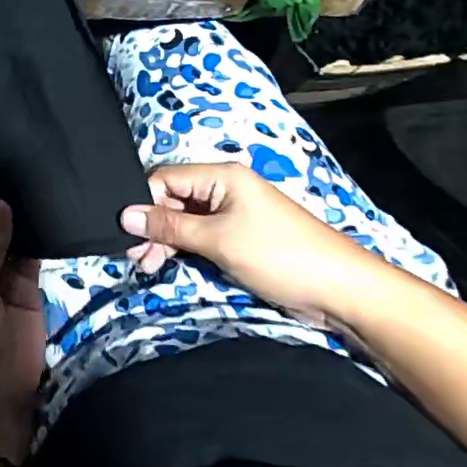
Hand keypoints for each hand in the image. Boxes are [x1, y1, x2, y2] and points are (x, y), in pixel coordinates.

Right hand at [118, 162, 396, 327]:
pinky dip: (184, 247)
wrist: (341, 290)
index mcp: (221, 176)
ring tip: (149, 265)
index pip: (165, 178)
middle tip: (138, 257)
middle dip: (153, 225)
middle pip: (173, 198)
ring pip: (185, 219)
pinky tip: (170, 263)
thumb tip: (125, 215)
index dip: (144, 203)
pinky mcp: (240, 236)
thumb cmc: (279, 255)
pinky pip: (201, 234)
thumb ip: (169, 228)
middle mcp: (224, 188)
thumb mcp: (218, 240)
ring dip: (166, 240)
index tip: (129, 234)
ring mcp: (233, 213)